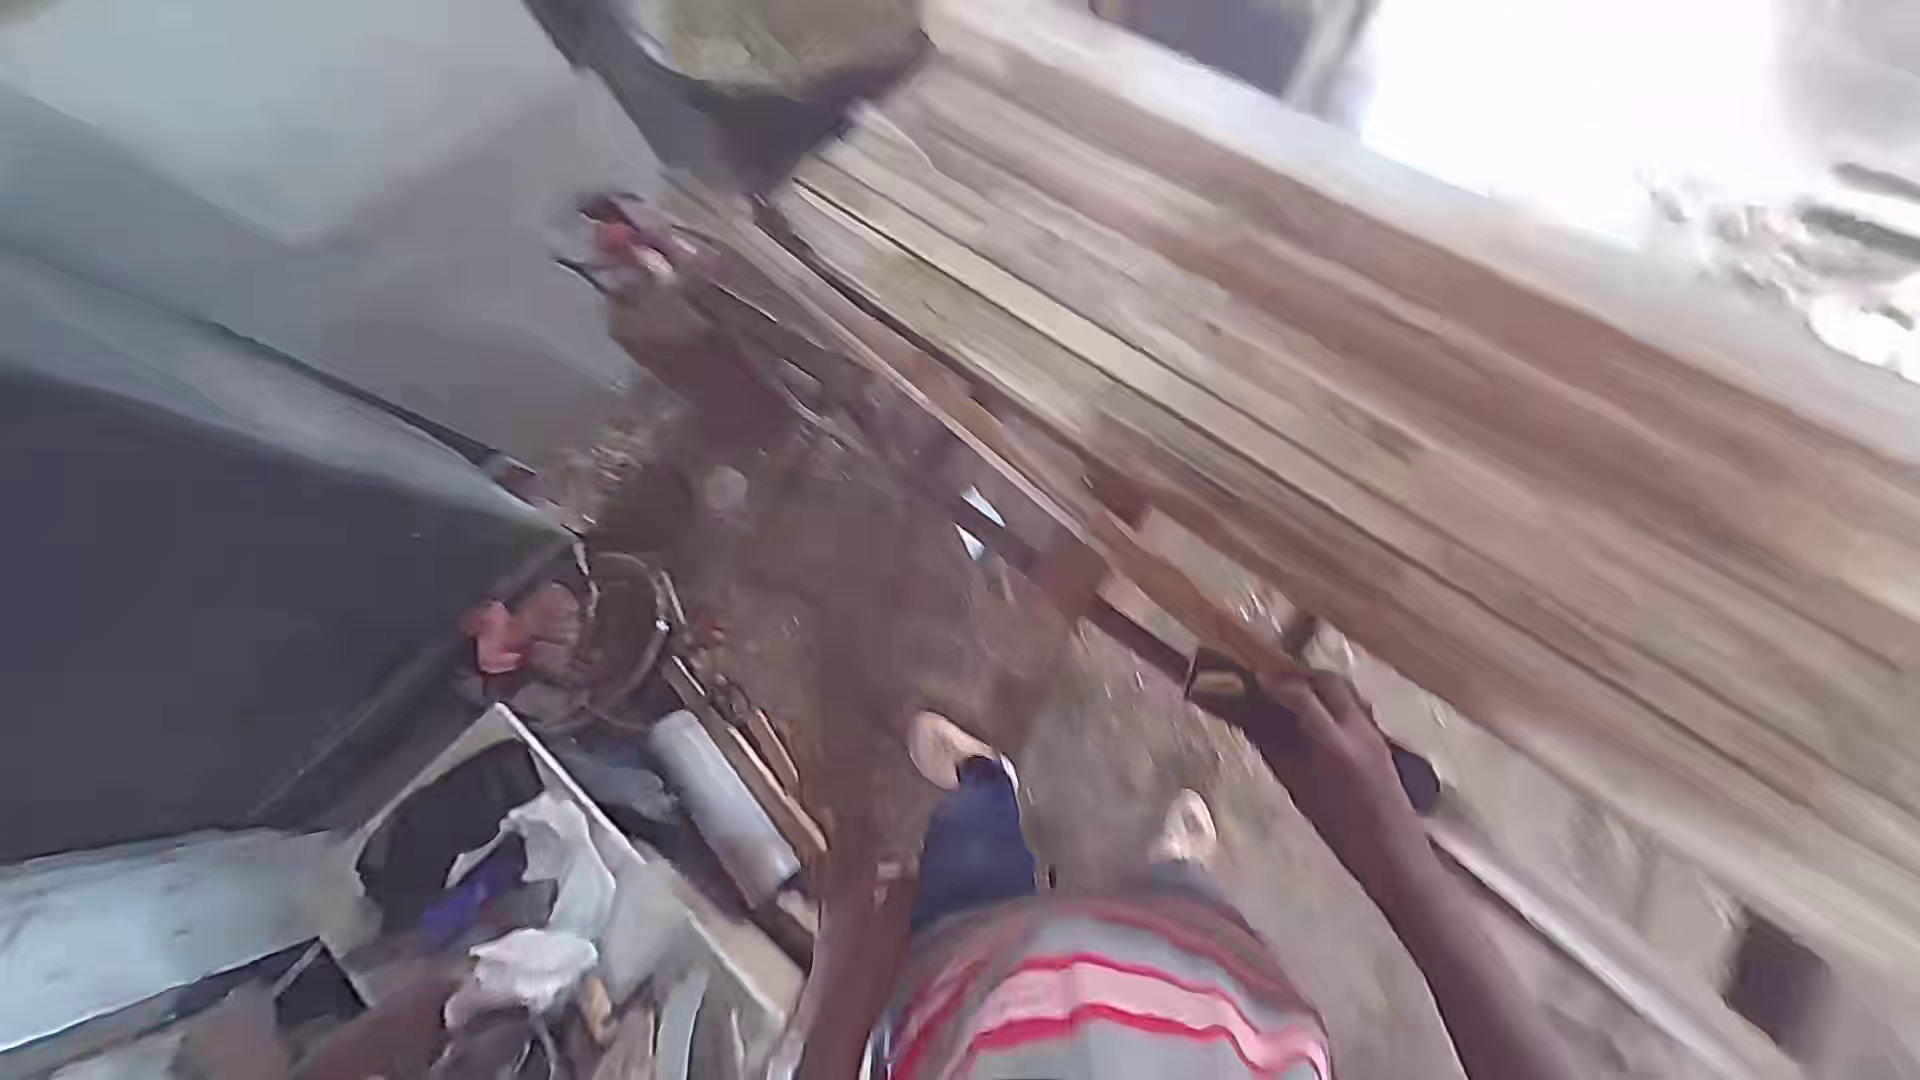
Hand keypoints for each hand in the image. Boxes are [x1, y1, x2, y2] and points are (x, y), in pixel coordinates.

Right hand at [1242, 670, 1433, 891]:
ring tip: (1290, 695)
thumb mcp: (1298, 787)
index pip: (1301, 695)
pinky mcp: (1381, 741)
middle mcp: (1359, 730)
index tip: (1252, 680)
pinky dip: (1329, 699)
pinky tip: (1314, 716)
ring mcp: (1374, 733)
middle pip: (1328, 681)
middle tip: (1270, 683)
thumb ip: (1274, 748)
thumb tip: (1249, 720)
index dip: (1273, 683)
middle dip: (1296, 676)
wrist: (1397, 857)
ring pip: (1344, 689)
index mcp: (1335, 745)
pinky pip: (1353, 705)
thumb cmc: (1340, 830)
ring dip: (1315, 684)